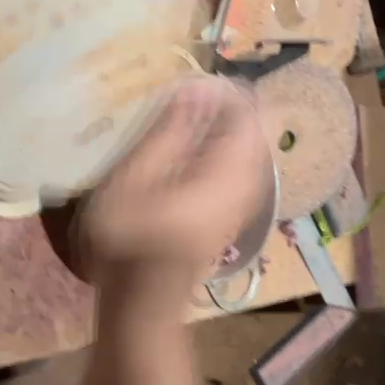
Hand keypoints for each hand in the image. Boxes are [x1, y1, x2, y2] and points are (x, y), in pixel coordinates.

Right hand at [86, 77, 269, 294]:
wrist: (143, 297)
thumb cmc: (132, 236)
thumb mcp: (138, 177)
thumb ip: (170, 131)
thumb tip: (195, 90)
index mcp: (232, 169)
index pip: (251, 112)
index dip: (227, 92)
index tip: (192, 86)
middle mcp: (248, 184)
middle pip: (252, 132)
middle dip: (223, 113)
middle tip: (183, 105)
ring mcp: (241, 205)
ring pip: (244, 154)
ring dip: (217, 135)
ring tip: (178, 130)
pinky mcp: (228, 218)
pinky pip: (234, 173)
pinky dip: (214, 158)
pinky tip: (182, 163)